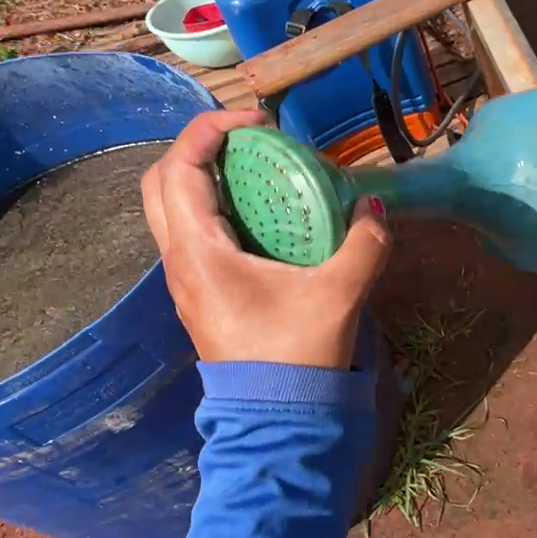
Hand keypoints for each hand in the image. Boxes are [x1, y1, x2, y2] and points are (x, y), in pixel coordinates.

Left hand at [140, 111, 391, 368]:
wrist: (275, 416)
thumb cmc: (297, 353)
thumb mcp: (340, 295)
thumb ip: (365, 245)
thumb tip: (373, 206)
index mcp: (200, 252)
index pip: (181, 169)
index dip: (209, 129)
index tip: (258, 120)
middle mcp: (181, 259)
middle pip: (163, 181)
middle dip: (201, 147)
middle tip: (252, 140)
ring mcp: (187, 277)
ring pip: (174, 207)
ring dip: (207, 175)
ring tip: (259, 170)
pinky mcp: (203, 291)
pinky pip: (195, 230)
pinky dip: (218, 205)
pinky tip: (264, 213)